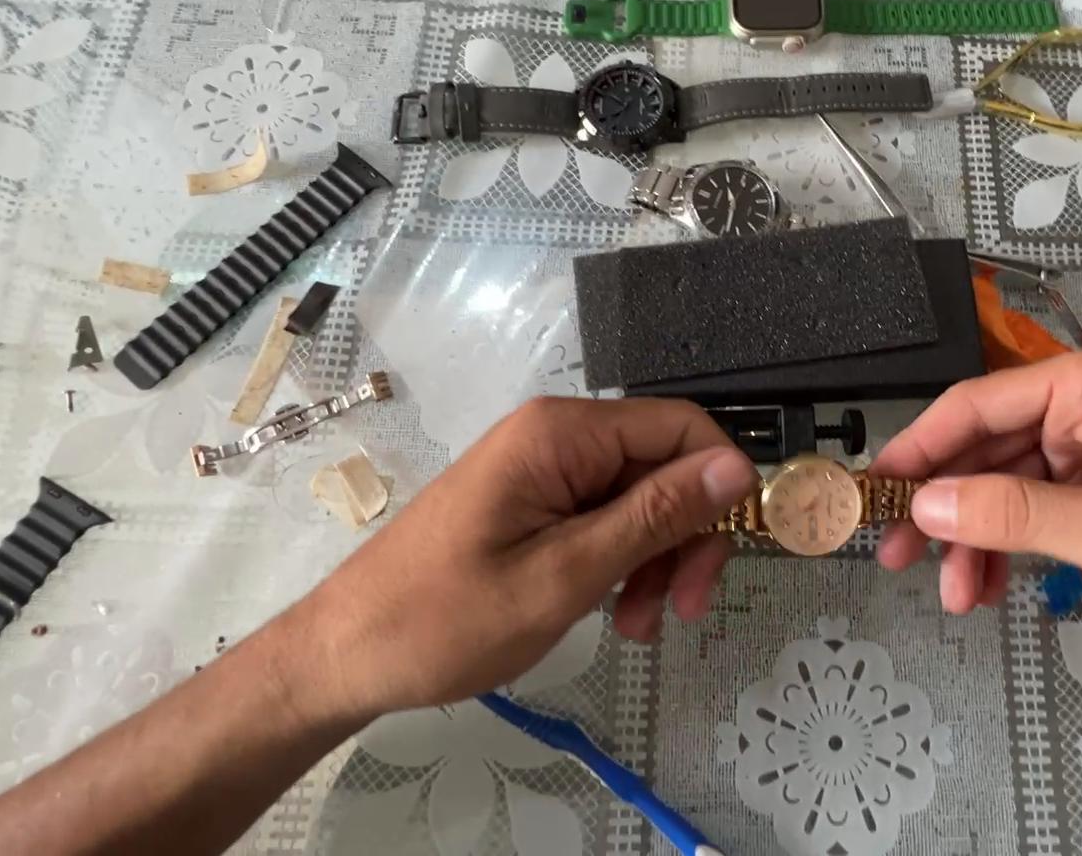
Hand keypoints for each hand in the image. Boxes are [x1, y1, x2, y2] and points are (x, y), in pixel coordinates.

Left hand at [295, 397, 757, 718]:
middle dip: (686, 534)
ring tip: (641, 623)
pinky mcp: (539, 500)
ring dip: (657, 558)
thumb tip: (737, 466)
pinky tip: (618, 610)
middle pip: (664, 465)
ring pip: (642, 497)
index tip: (733, 547)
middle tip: (689, 606)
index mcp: (563, 432)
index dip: (719, 479)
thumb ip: (655, 515)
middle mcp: (560, 435)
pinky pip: (607, 517)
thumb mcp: (566, 573)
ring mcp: (548, 468)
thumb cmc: (445, 618)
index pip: (680, 425)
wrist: (343, 655)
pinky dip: (625, 562)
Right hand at [872, 344, 1081, 659]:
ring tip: (949, 591)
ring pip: (994, 483)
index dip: (919, 446)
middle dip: (941, 503)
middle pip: (980, 445)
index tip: (873, 488)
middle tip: (894, 552)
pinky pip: (1022, 509)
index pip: (979, 404)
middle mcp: (1081, 404)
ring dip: (967, 536)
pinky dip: (996, 547)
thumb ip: (1022, 513)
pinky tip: (981, 586)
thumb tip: (928, 502)